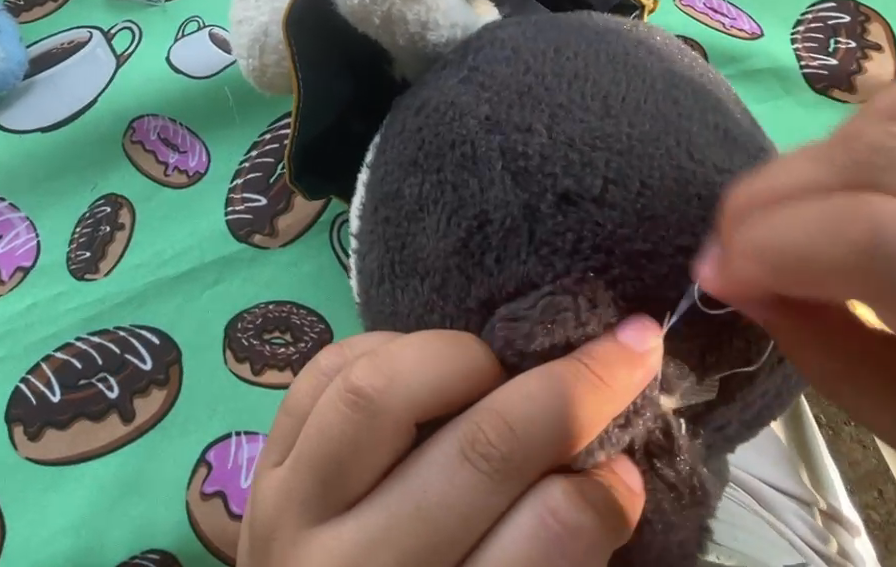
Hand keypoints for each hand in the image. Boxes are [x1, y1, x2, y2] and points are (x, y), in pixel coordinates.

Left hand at [239, 321, 662, 566]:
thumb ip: (548, 552)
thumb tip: (609, 468)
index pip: (537, 546)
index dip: (599, 495)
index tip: (632, 463)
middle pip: (473, 454)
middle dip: (566, 391)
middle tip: (625, 349)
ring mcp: (291, 511)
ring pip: (380, 393)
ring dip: (462, 359)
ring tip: (503, 368)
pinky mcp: (263, 467)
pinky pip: (321, 374)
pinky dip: (383, 348)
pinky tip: (421, 360)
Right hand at [698, 66, 895, 566]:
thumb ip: (864, 376)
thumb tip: (753, 285)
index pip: (894, 248)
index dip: (773, 243)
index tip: (714, 274)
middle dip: (776, 192)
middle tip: (728, 241)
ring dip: (823, 153)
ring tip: (790, 213)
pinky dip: (889, 126)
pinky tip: (872, 177)